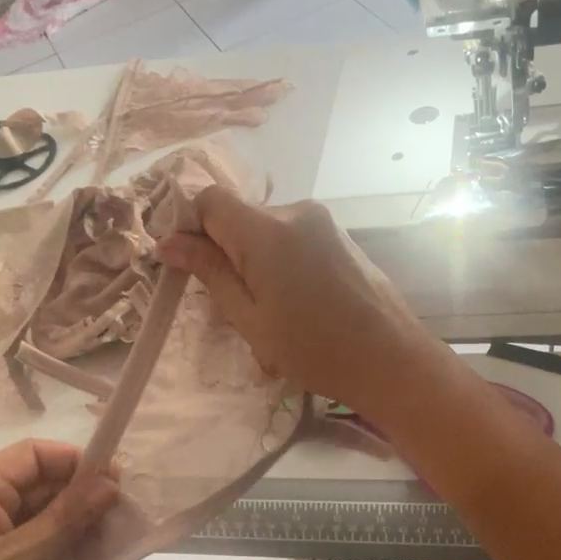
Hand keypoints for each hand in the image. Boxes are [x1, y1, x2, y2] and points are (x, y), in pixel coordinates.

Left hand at [0, 441, 119, 559]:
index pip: (33, 456)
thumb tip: (110, 482)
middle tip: (129, 529)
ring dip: (88, 540)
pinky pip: (47, 553)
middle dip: (91, 508)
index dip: (77, 463)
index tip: (119, 483)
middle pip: (48, 490)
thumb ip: (65, 520)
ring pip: (53, 524)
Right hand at [157, 188, 440, 411]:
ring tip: (274, 315)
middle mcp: (295, 212)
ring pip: (268, 233)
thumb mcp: (250, 318)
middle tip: (236, 308)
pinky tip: (300, 307)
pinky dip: (284, 266)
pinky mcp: (342, 238)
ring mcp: (324, 223)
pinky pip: (295, 241)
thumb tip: (169, 242)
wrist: (391, 358)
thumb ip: (210, 273)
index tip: (188, 267)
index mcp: (266, 229)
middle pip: (240, 218)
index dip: (190, 228)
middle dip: (227, 254)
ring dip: (257, 264)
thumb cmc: (314, 348)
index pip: (209, 201)